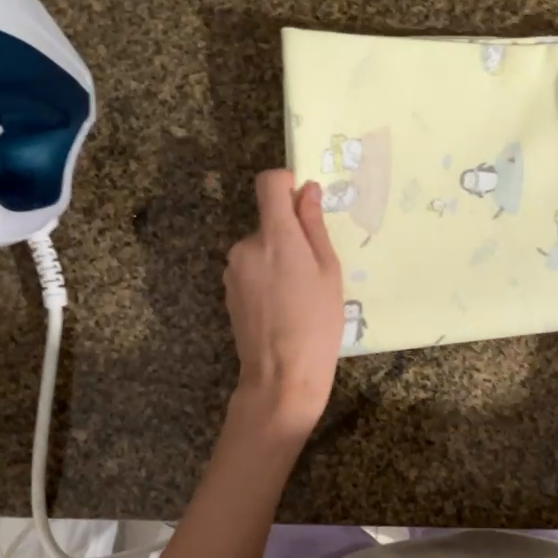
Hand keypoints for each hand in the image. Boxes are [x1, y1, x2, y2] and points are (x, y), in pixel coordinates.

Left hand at [223, 170, 342, 440]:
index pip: (268, 183)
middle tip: (315, 267)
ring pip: (260, 247)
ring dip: (278, 258)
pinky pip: (251, 269)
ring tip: (300, 293)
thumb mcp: (329, 271)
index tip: (304, 198)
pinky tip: (283, 305)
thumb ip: (314, 226)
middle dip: (290, 233)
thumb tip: (308, 191)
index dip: (286, 182)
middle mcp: (246, 245)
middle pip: (268, 221)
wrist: (282, 375)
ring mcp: (233, 269)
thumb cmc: (317, 322)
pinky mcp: (229, 291)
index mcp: (275, 236)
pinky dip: (267, 277)